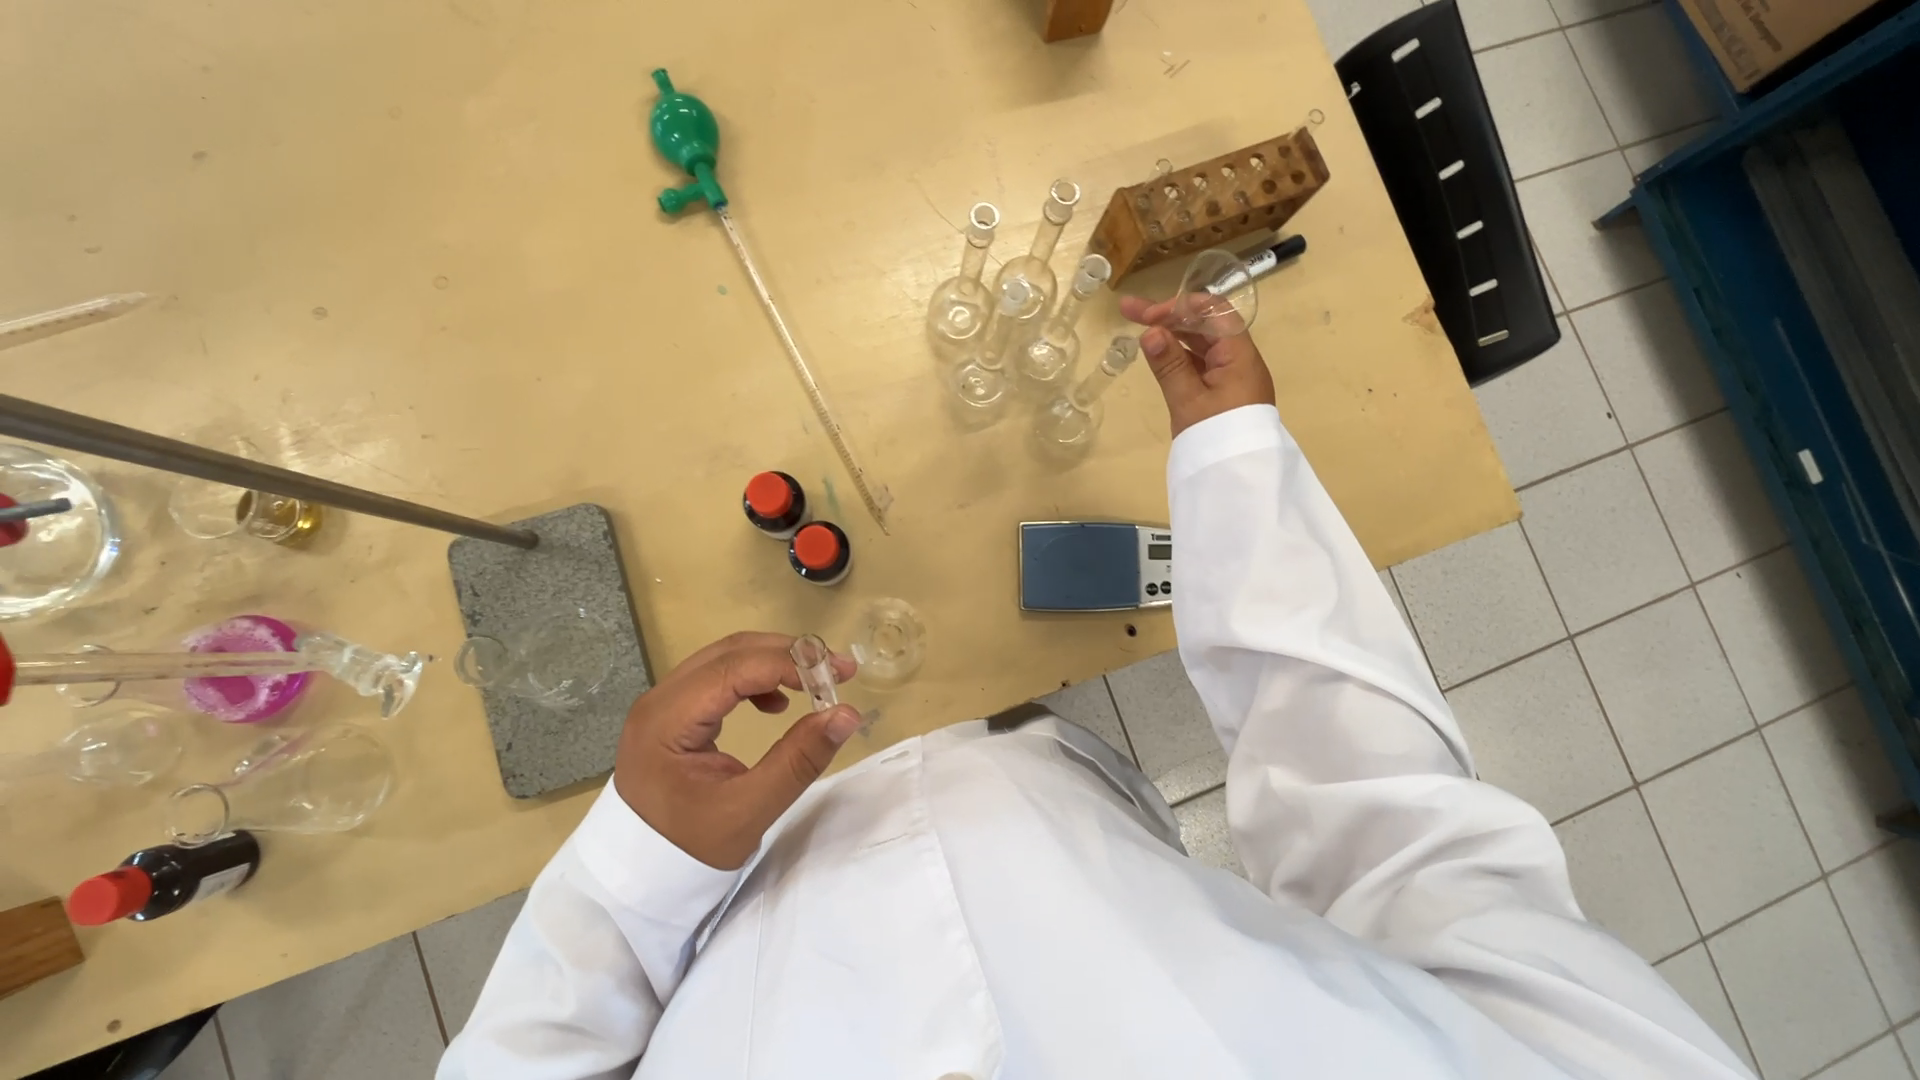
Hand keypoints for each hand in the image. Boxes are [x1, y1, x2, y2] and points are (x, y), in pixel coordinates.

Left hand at [613, 631, 861, 869]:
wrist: (642, 875)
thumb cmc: (691, 848)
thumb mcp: (749, 811)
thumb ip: (798, 760)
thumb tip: (846, 714)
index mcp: (667, 720)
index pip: (735, 668)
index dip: (790, 663)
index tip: (840, 675)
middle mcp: (660, 700)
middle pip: (730, 652)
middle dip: (788, 655)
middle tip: (837, 671)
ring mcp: (663, 704)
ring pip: (726, 660)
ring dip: (774, 663)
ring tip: (816, 683)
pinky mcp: (673, 714)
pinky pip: (718, 678)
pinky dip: (755, 680)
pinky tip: (778, 704)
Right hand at [1119, 294, 1275, 437]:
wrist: (1239, 477)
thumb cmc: (1216, 437)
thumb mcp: (1188, 401)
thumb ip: (1169, 364)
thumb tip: (1150, 332)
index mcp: (1238, 354)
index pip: (1212, 310)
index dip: (1178, 307)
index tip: (1147, 317)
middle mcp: (1239, 359)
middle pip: (1205, 324)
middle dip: (1169, 315)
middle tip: (1128, 311)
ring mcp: (1232, 375)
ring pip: (1202, 343)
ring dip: (1173, 333)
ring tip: (1140, 328)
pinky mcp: (1224, 392)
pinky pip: (1202, 363)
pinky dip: (1181, 355)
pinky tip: (1160, 354)